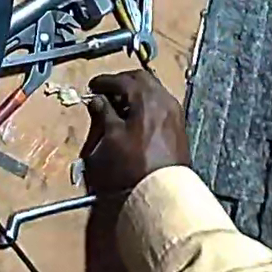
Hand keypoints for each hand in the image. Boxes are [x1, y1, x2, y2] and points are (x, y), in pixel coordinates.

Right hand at [81, 70, 190, 193]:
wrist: (164, 192)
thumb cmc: (134, 163)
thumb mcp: (111, 135)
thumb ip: (104, 112)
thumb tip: (98, 100)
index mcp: (147, 98)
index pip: (122, 80)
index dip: (104, 81)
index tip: (92, 86)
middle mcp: (164, 100)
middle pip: (141, 79)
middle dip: (122, 81)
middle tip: (106, 90)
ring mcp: (175, 114)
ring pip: (153, 90)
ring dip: (135, 91)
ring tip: (119, 103)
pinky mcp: (179, 127)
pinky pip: (160, 104)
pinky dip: (146, 102)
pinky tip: (135, 115)